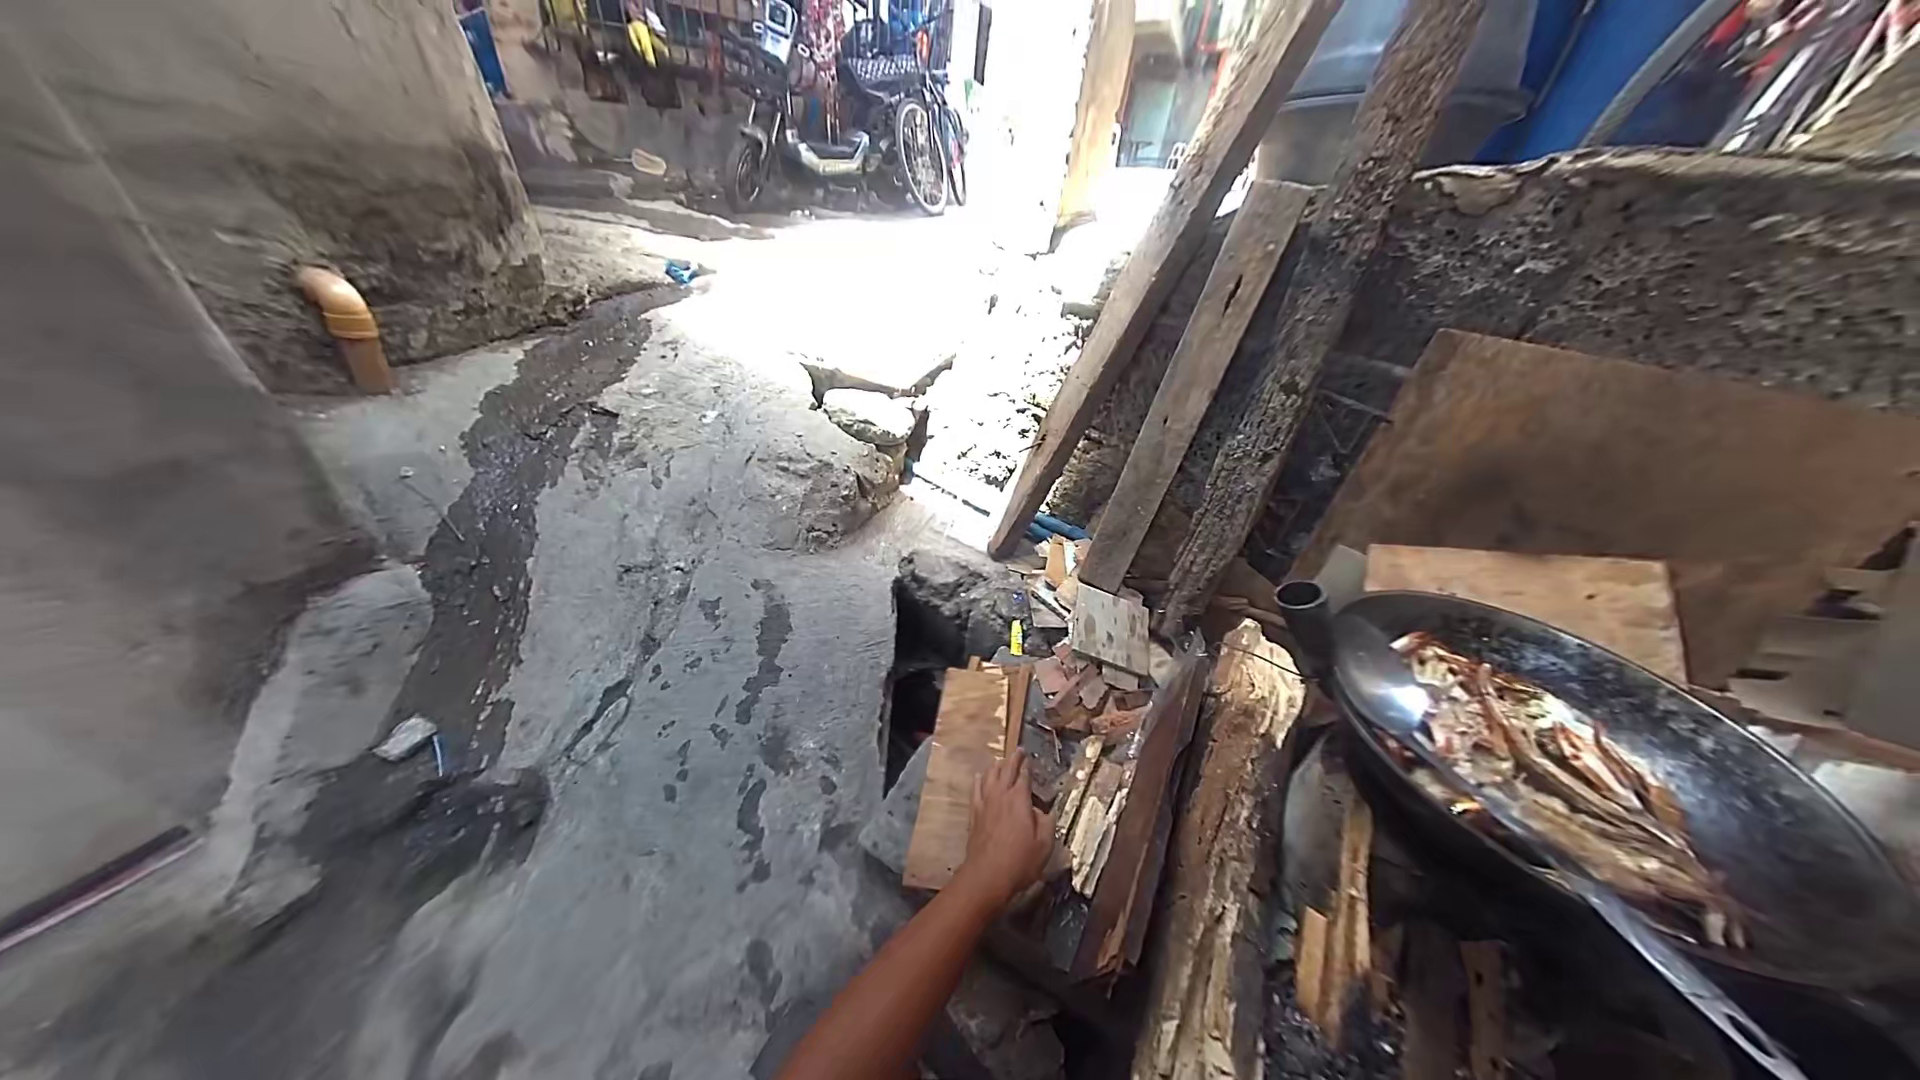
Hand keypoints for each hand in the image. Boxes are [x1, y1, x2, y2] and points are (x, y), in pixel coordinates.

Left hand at [953, 752, 1053, 911]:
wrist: (987, 874)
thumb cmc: (1020, 860)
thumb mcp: (1045, 843)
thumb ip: (1046, 822)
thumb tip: (1041, 811)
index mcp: (1020, 798)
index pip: (1024, 775)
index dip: (1026, 765)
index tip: (1028, 757)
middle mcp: (1001, 794)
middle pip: (1005, 770)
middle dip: (1012, 759)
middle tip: (1017, 751)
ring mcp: (985, 803)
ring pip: (989, 776)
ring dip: (996, 766)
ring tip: (1000, 761)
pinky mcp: (974, 814)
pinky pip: (976, 790)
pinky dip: (979, 781)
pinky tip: (978, 778)